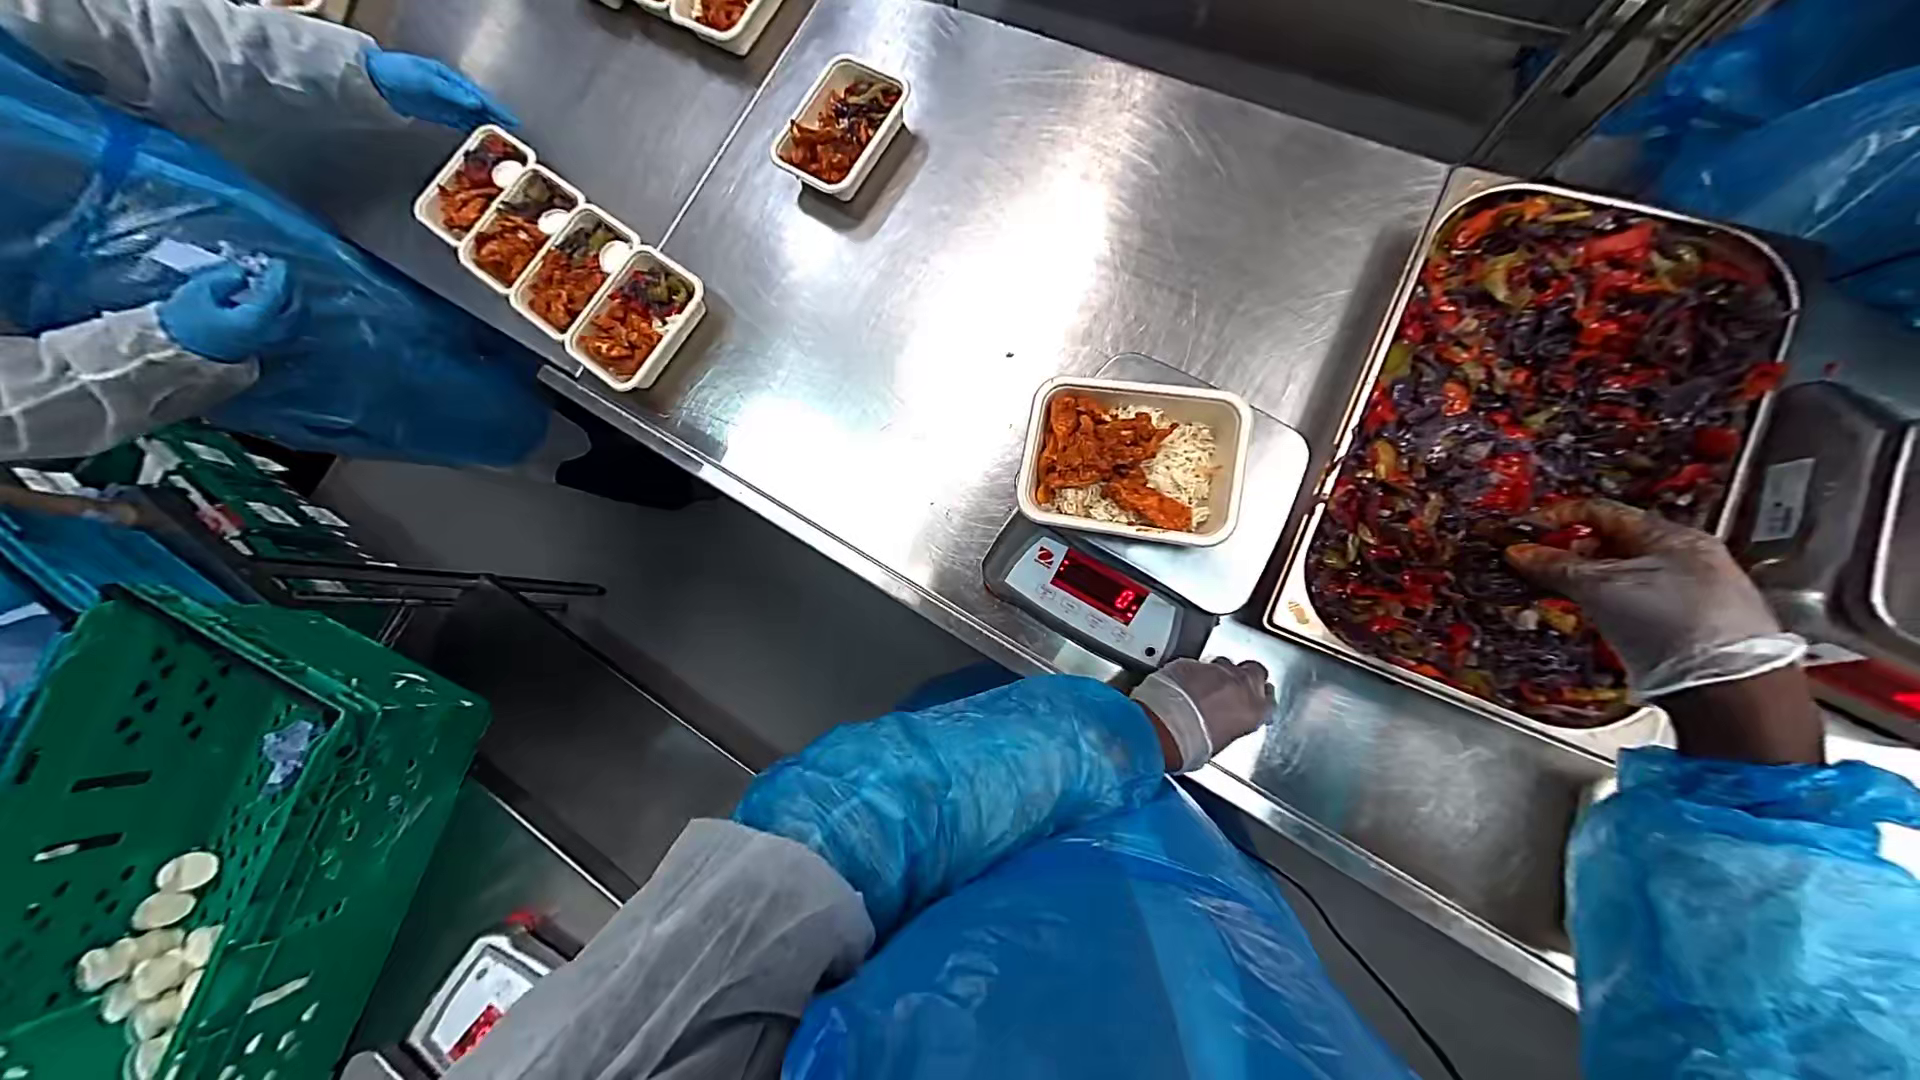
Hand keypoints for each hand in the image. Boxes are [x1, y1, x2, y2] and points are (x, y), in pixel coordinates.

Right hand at [157, 261, 297, 362]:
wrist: (184, 351)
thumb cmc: (186, 320)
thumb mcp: (197, 291)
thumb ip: (225, 278)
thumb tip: (245, 270)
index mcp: (258, 319)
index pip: (278, 293)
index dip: (279, 275)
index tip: (276, 262)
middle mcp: (276, 332)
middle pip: (296, 304)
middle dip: (288, 284)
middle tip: (275, 269)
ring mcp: (280, 340)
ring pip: (299, 314)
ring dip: (292, 296)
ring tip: (275, 282)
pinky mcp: (277, 344)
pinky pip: (295, 323)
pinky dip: (290, 308)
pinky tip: (277, 299)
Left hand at [364, 49, 518, 129]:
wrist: (371, 79)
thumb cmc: (396, 73)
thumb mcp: (425, 79)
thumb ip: (452, 93)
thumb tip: (476, 104)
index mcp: (450, 79)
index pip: (480, 97)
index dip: (497, 110)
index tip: (513, 122)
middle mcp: (452, 91)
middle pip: (480, 107)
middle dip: (498, 120)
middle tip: (516, 135)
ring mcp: (446, 102)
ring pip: (474, 116)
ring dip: (489, 127)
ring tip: (505, 140)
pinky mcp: (440, 113)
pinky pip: (463, 123)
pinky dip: (475, 130)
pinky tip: (483, 139)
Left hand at [1130, 658, 1272, 771]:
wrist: (1164, 726)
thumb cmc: (1192, 744)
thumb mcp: (1224, 741)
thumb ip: (1233, 724)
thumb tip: (1225, 724)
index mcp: (1254, 710)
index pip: (1269, 699)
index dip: (1261, 697)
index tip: (1256, 699)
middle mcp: (1239, 685)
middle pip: (1255, 670)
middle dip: (1246, 676)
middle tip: (1234, 686)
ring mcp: (1214, 670)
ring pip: (1225, 663)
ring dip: (1218, 673)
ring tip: (1206, 686)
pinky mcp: (1189, 662)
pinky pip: (1195, 664)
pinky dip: (1191, 672)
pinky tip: (1182, 684)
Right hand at [1504, 499, 1802, 697]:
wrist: (1723, 684)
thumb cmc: (1666, 621)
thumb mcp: (1599, 587)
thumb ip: (1554, 565)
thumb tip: (1517, 552)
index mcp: (1669, 536)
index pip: (1600, 511)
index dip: (1556, 516)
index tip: (1523, 532)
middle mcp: (1680, 555)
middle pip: (1607, 540)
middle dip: (1564, 549)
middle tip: (1531, 562)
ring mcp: (1682, 586)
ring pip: (1614, 568)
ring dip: (1577, 574)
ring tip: (1548, 586)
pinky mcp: (1677, 615)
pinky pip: (1624, 592)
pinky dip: (1595, 594)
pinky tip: (1579, 606)